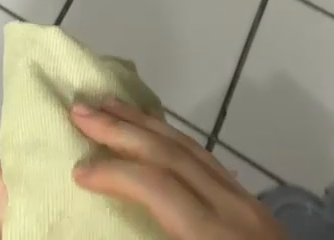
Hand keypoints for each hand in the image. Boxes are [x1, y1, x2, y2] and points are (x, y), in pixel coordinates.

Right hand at [71, 99, 285, 239]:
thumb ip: (156, 238)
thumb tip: (109, 230)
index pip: (160, 188)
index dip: (115, 174)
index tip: (77, 171)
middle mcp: (237, 214)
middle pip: (173, 155)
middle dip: (122, 129)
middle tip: (78, 109)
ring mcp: (250, 207)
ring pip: (190, 147)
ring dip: (143, 124)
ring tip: (106, 106)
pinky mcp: (255, 210)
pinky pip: (206, 159)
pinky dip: (171, 137)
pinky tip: (152, 132)